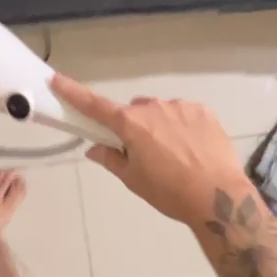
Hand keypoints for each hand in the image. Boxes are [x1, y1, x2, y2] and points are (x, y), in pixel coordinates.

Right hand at [51, 74, 254, 223]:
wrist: (219, 197)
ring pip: (160, 111)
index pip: (95, 105)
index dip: (74, 92)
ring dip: (160, 126)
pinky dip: (183, 127)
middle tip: (145, 154)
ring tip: (176, 156)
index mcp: (131, 124)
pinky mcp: (203, 111)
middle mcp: (152, 107)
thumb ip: (111, 159)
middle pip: (133, 111)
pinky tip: (194, 149)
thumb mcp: (134, 181)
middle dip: (133, 126)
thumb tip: (94, 148)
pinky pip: (184, 113)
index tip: (56, 78)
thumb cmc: (170, 192)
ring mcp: (180, 106)